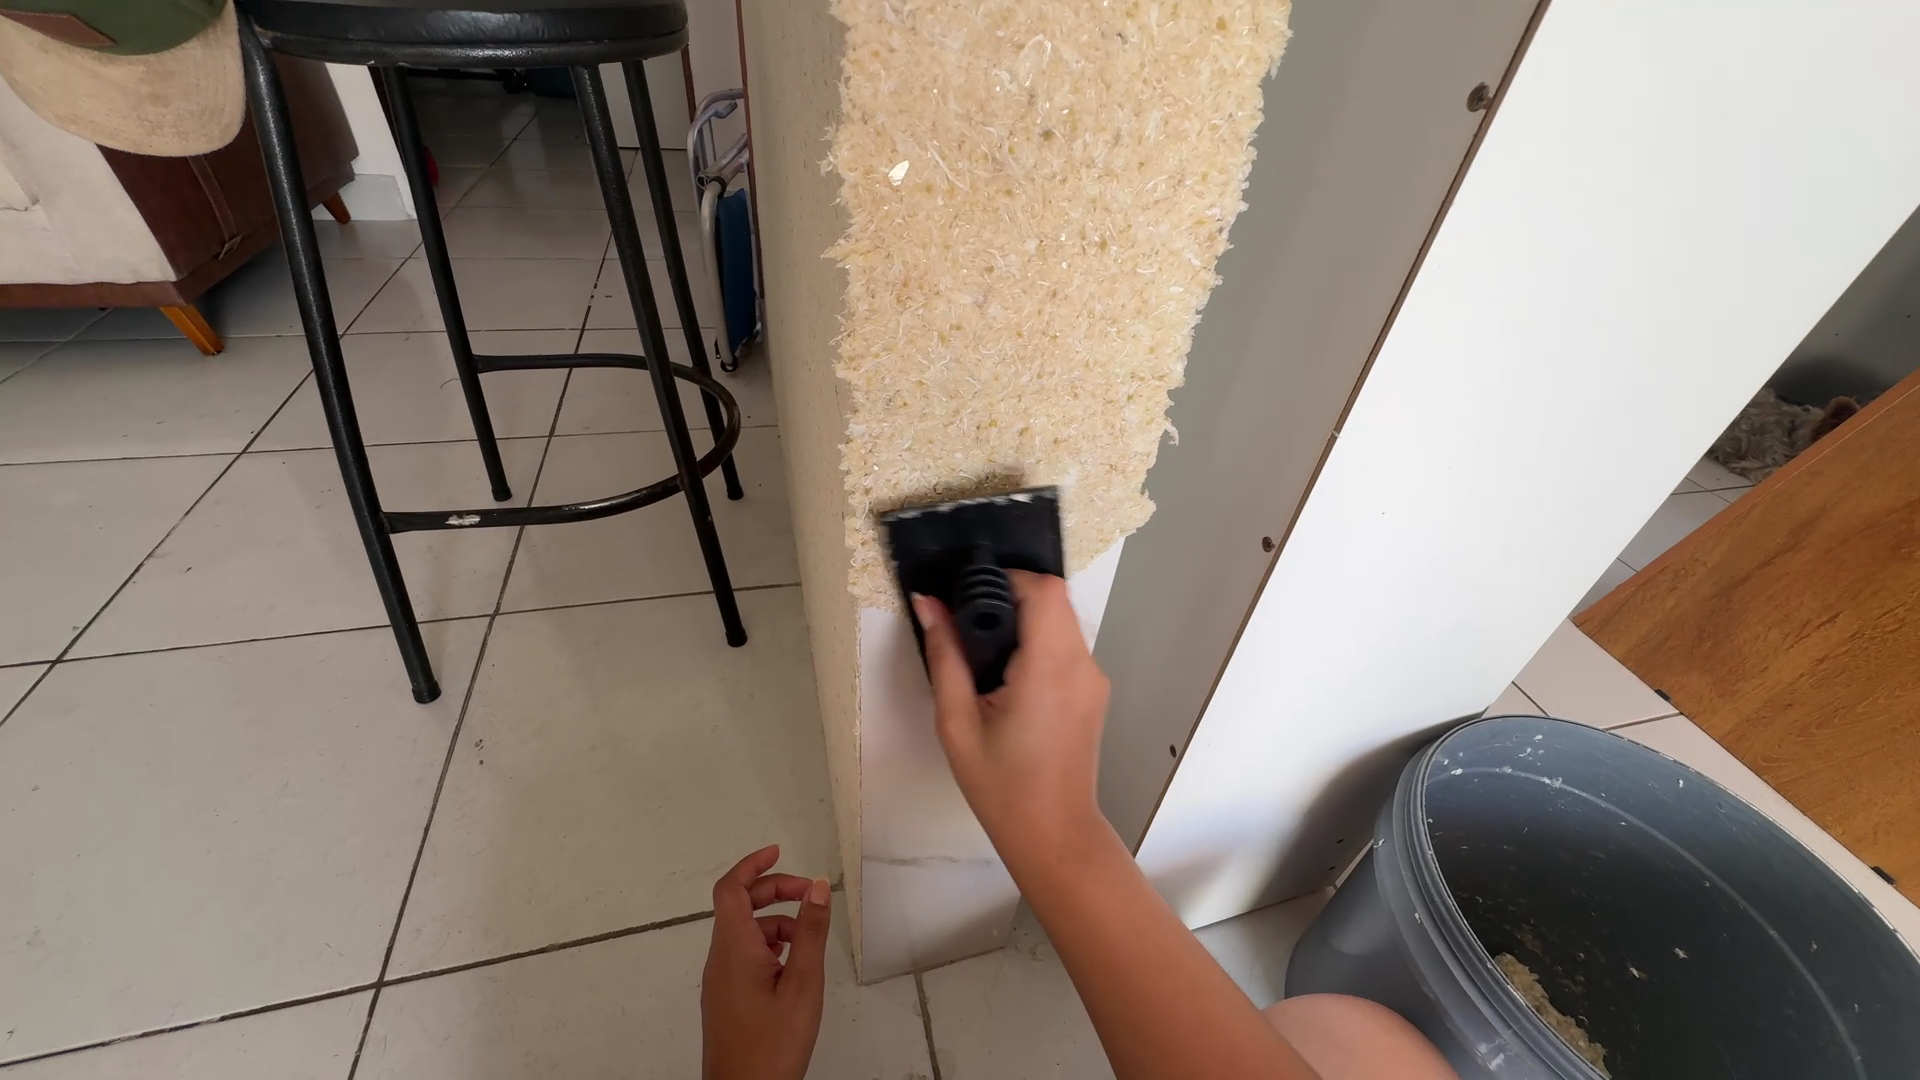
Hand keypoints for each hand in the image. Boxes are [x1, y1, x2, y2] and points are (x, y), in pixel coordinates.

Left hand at [700, 845, 831, 1079]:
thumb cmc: (773, 1042)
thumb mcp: (802, 983)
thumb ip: (810, 931)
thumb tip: (816, 884)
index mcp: (733, 948)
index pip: (730, 888)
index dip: (752, 864)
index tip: (779, 851)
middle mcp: (720, 958)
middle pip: (740, 905)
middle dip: (775, 890)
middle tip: (811, 894)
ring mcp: (720, 980)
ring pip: (745, 931)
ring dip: (776, 920)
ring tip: (810, 936)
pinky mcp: (726, 999)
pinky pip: (744, 954)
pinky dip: (769, 944)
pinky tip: (793, 963)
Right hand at [913, 570, 1112, 865]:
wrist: (1053, 832)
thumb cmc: (1002, 786)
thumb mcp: (957, 722)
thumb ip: (944, 655)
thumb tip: (929, 605)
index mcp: (1048, 668)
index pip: (1044, 590)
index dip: (1009, 578)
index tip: (973, 594)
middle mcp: (1081, 665)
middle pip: (1056, 599)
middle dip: (1014, 596)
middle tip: (973, 622)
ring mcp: (1094, 678)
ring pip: (1064, 619)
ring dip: (1028, 619)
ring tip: (988, 651)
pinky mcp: (1095, 691)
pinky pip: (1069, 645)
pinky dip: (1041, 642)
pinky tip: (1011, 673)